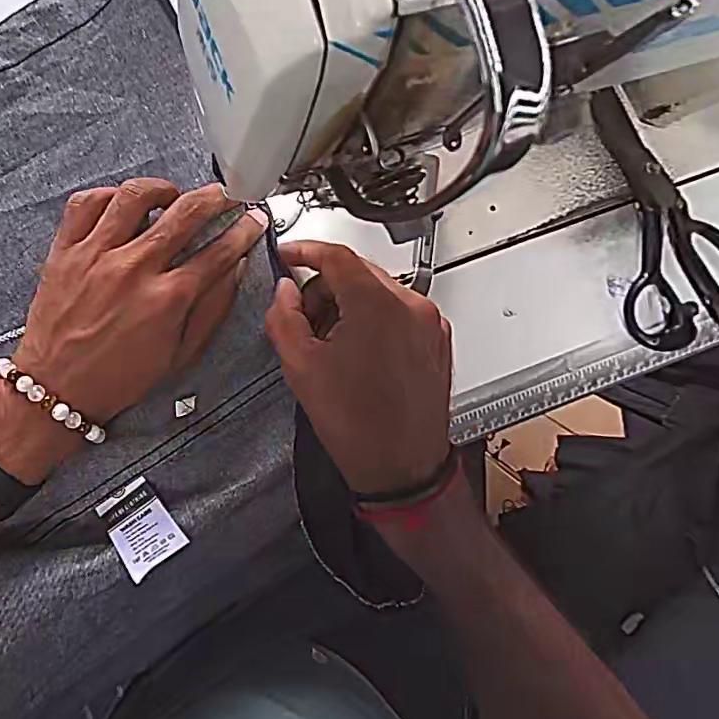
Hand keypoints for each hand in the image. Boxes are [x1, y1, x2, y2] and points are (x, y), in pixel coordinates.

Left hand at [0, 179, 267, 483]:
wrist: (58, 388)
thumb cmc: (116, 377)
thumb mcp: (180, 354)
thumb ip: (213, 309)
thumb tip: (233, 270)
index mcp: (166, 299)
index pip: (218, 250)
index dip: (243, 231)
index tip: (250, 222)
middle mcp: (133, 269)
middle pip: (186, 212)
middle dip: (216, 198)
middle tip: (223, 197)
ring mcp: (96, 256)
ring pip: (135, 196)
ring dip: (163, 188)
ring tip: (172, 194)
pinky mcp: (66, 251)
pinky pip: (86, 203)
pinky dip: (108, 194)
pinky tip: (121, 204)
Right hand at [264, 239, 451, 495]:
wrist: (402, 467)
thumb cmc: (361, 427)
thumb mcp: (300, 366)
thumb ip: (283, 317)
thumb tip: (284, 293)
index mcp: (377, 306)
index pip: (336, 255)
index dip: (305, 251)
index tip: (290, 254)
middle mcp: (411, 307)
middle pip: (356, 270)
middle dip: (323, 288)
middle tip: (303, 317)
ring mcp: (428, 323)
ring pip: (376, 290)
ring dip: (347, 304)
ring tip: (330, 345)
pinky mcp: (435, 339)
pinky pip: (396, 311)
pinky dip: (371, 319)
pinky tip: (355, 354)